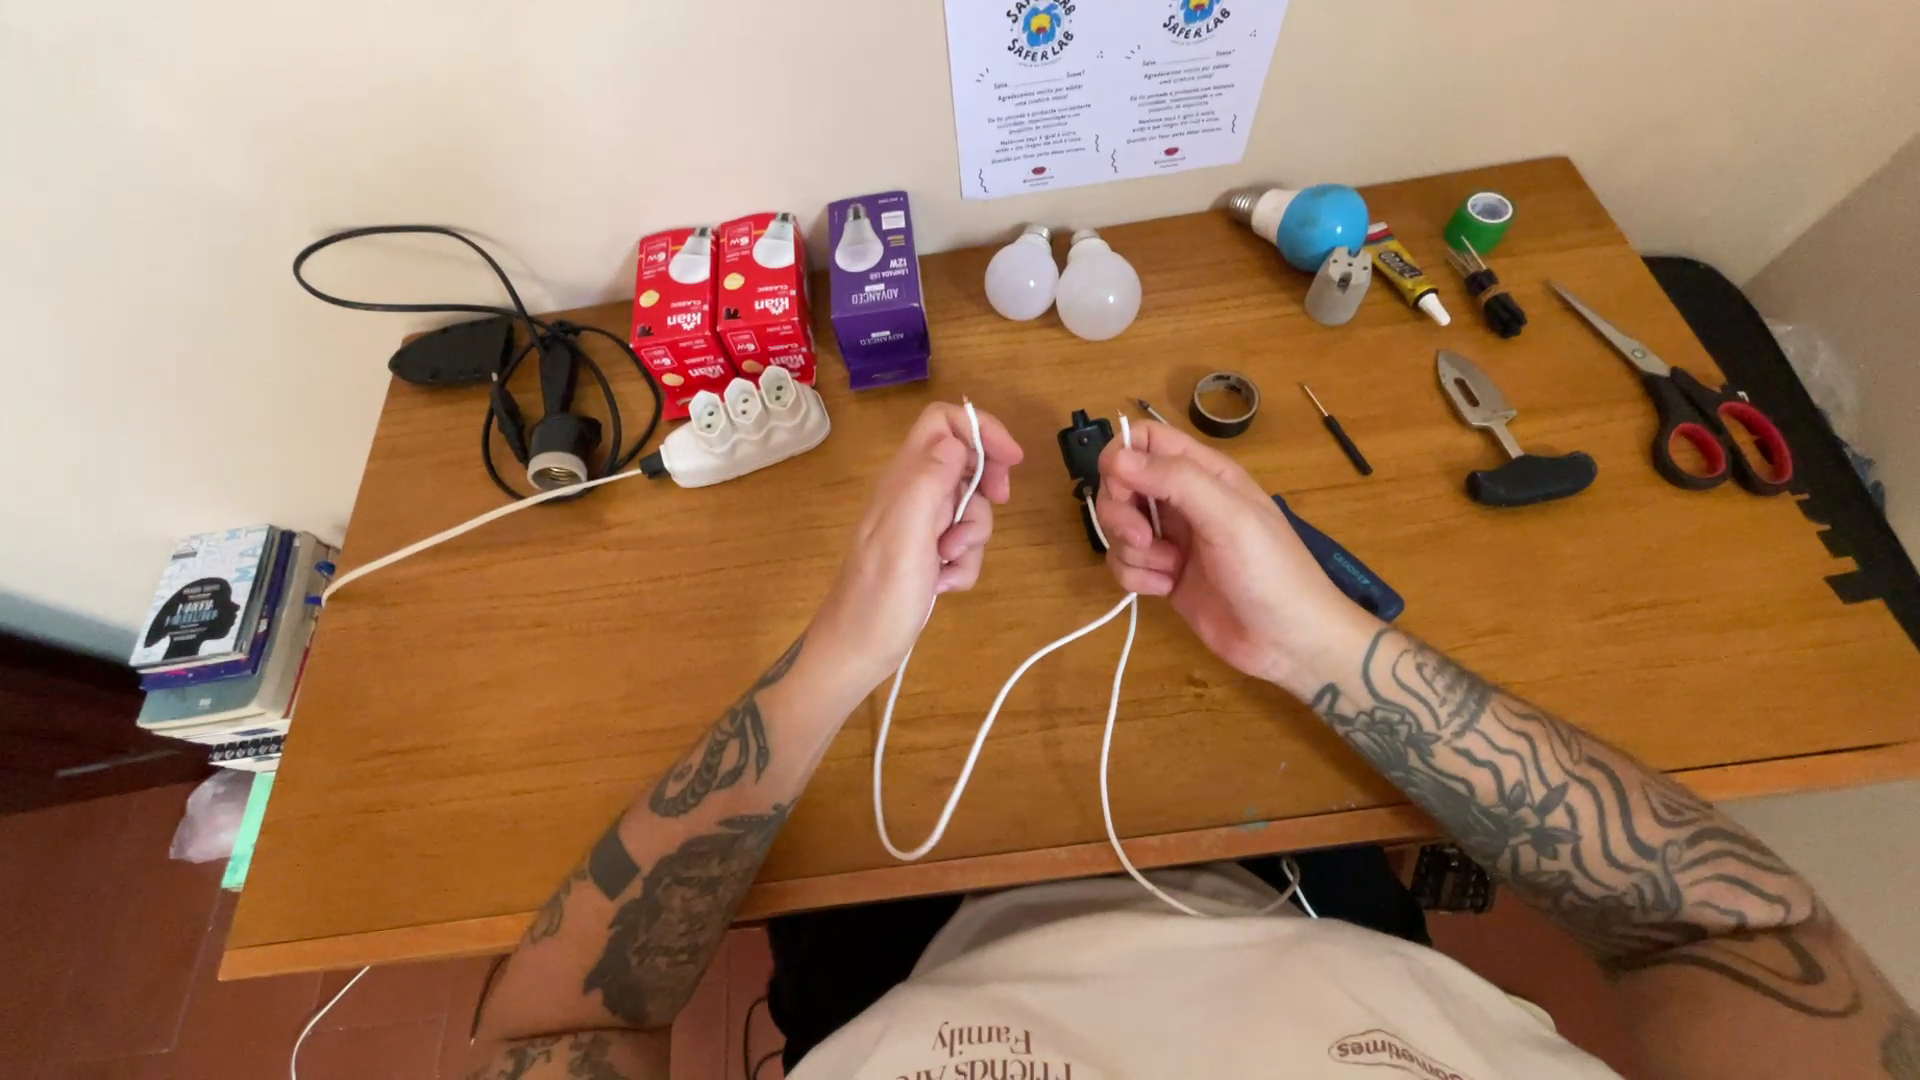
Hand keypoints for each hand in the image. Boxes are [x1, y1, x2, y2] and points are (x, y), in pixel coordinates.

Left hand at [813, 402, 1023, 692]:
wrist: (860, 650)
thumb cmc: (880, 596)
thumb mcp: (906, 533)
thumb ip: (928, 480)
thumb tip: (956, 442)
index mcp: (904, 479)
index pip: (942, 423)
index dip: (981, 429)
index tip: (1011, 460)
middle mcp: (912, 495)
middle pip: (966, 463)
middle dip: (986, 486)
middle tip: (999, 504)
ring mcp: (920, 526)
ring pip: (969, 508)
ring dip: (972, 537)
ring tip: (947, 563)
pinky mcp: (928, 556)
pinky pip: (963, 545)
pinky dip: (963, 565)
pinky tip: (944, 584)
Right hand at [1094, 421, 1373, 693]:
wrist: (1290, 641)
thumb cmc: (1270, 571)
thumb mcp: (1227, 517)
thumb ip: (1174, 480)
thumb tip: (1116, 456)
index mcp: (1205, 473)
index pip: (1145, 440)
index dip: (1121, 458)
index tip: (1121, 489)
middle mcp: (1183, 500)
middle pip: (1121, 485)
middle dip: (1121, 513)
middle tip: (1143, 540)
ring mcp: (1172, 538)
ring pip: (1119, 527)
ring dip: (1132, 550)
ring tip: (1169, 569)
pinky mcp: (1163, 574)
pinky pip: (1125, 564)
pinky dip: (1137, 577)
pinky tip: (1166, 589)